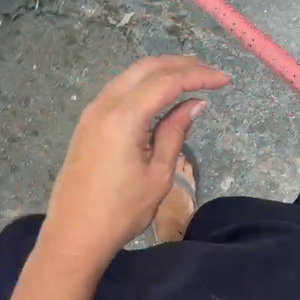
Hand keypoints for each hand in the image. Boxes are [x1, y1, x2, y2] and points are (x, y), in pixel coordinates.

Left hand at [42, 56, 229, 260]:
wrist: (74, 235)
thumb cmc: (121, 211)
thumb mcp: (158, 174)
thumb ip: (175, 132)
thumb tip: (195, 103)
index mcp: (123, 118)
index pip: (167, 82)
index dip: (198, 76)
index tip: (225, 80)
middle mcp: (104, 105)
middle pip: (146, 68)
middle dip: (181, 65)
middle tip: (211, 72)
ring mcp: (92, 112)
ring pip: (131, 75)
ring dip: (162, 72)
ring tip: (192, 78)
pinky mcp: (88, 123)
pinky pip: (120, 89)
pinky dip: (145, 84)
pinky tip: (163, 95)